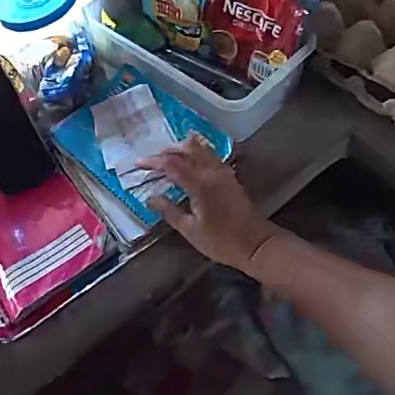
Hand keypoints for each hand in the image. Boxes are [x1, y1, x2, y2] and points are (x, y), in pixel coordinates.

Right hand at [141, 137, 282, 273]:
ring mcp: (224, 173)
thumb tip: (152, 198)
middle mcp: (212, 173)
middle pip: (187, 150)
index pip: (172, 164)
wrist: (256, 245)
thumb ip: (170, 211)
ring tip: (166, 156)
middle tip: (150, 159)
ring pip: (201, 149)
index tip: (138, 163)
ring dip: (181, 149)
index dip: (153, 162)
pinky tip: (189, 161)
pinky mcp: (230, 177)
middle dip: (166, 151)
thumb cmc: (221, 241)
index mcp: (200, 184)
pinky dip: (196, 154)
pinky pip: (210, 156)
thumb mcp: (190, 230)